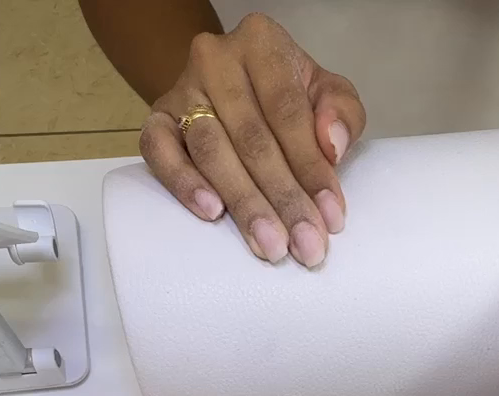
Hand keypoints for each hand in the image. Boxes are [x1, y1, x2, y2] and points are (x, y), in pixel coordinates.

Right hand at [139, 14, 363, 267]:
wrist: (235, 90)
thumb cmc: (289, 98)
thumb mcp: (326, 94)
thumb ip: (341, 113)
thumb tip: (332, 144)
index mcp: (262, 45)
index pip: (288, 113)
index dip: (312, 169)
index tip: (332, 219)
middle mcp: (216, 60)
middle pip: (252, 139)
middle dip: (284, 199)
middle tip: (305, 247)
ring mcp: (181, 90)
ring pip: (212, 152)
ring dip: (244, 204)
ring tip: (269, 246)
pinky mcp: (156, 120)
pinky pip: (159, 151)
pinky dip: (184, 182)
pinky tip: (212, 213)